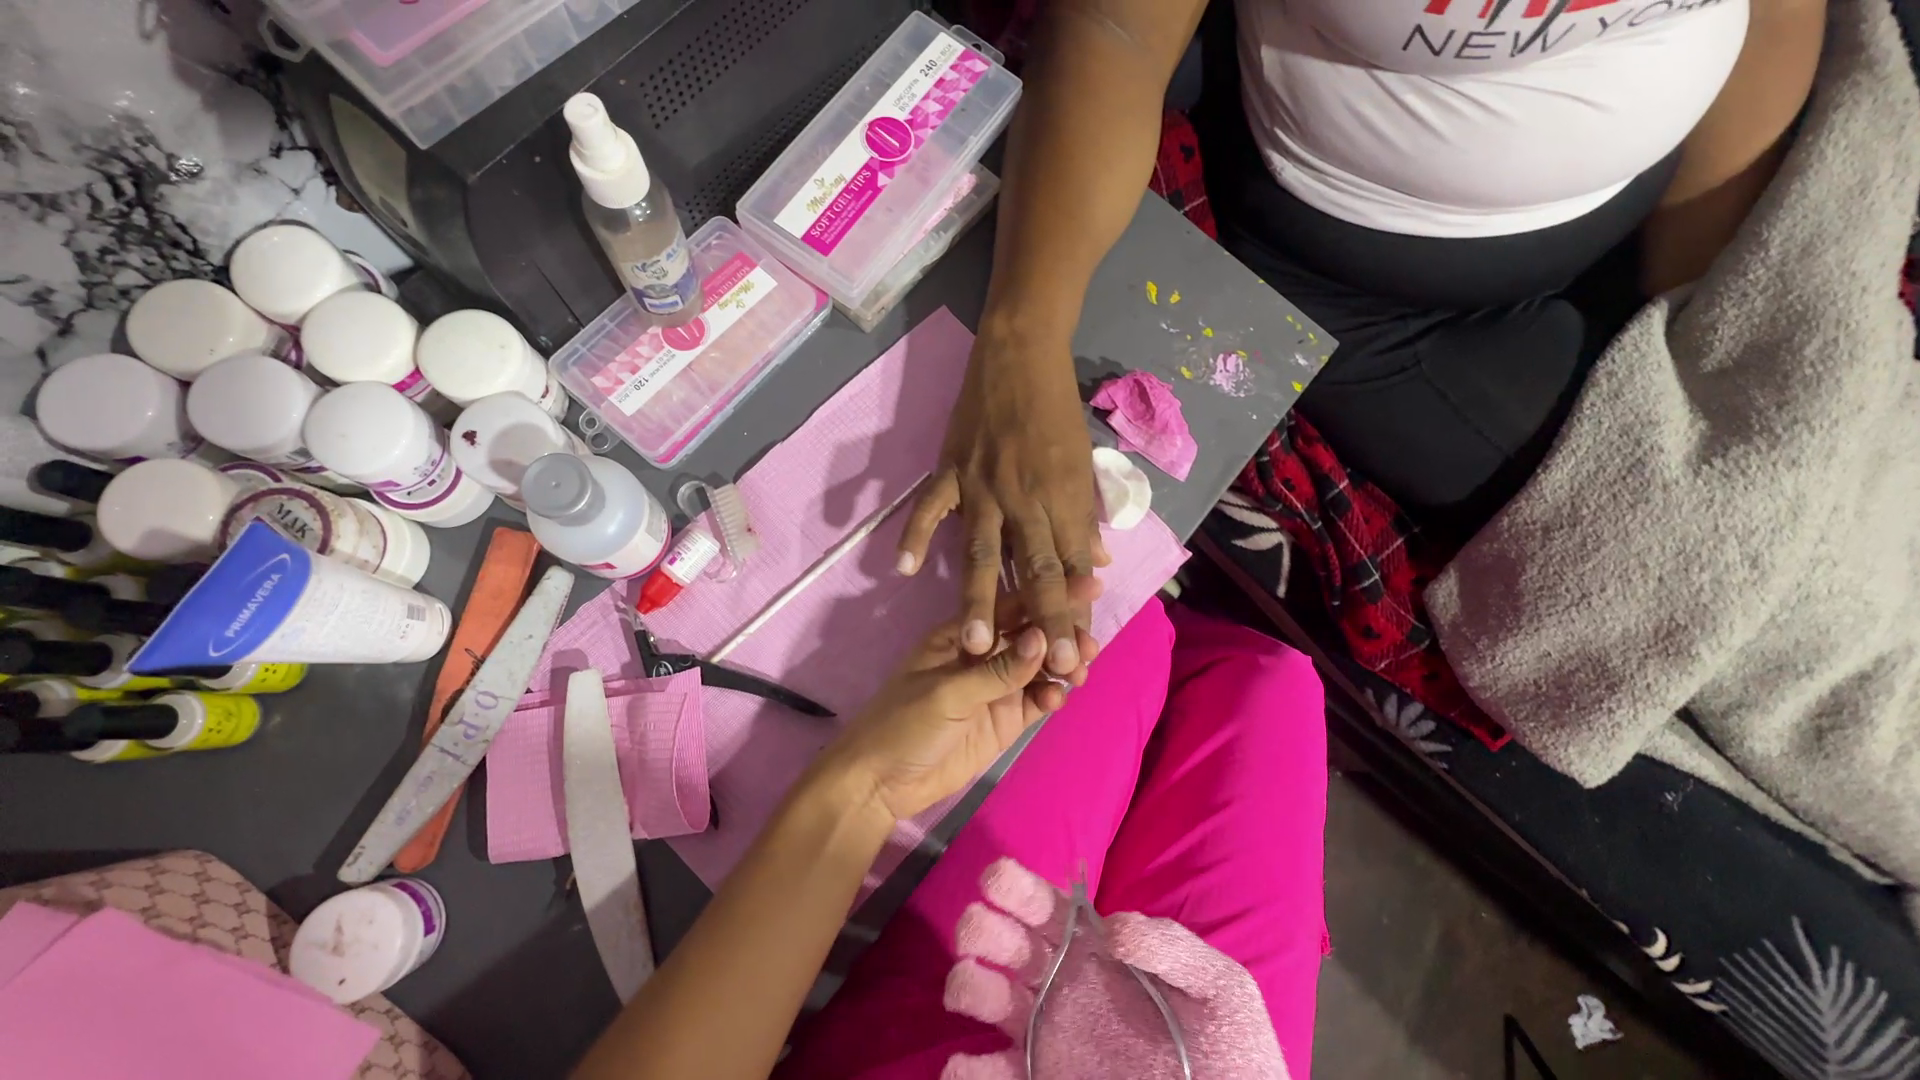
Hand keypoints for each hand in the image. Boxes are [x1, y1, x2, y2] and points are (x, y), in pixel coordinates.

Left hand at [812, 577, 1103, 823]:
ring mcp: (996, 688)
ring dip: (1062, 666)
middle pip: (1033, 635)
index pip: (1011, 606)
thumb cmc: (902, 723)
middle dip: (1063, 633)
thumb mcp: (947, 693)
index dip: (1047, 594)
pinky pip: (1035, 701)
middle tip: (1090, 641)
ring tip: (1079, 671)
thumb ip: (997, 669)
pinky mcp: (1004, 720)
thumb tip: (1044, 636)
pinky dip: (1051, 696)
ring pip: (1040, 668)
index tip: (1088, 584)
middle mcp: (983, 655)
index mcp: (962, 634)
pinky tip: (1058, 699)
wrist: (879, 782)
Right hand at [897, 331, 1109, 681]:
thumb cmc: (1057, 409)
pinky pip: (929, 508)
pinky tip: (902, 570)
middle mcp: (1025, 498)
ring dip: (981, 599)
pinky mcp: (949, 470)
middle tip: (1046, 672)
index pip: (1071, 565)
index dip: (1076, 612)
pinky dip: (915, 536)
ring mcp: (982, 486)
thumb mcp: (1083, 461)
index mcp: (1063, 497)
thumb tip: (1093, 563)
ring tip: (976, 645)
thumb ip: (1085, 515)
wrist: (1021, 353)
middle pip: (1035, 569)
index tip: (1079, 658)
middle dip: (1042, 622)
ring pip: (983, 551)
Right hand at [940, 858, 1288, 1079]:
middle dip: (981, 925)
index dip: (1015, 885)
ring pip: (984, 994)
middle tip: (983, 933)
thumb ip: (1171, 945)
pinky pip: (991, 1074)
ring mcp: (1047, 1034)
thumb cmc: (1232, 1049)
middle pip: (1003, 940)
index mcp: (1096, 949)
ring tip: (973, 989)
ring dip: (966, 982)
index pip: (1046, 906)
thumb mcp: (1221, 986)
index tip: (997, 881)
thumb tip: (1108, 927)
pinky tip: (963, 1066)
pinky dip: (965, 1071)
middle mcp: (1061, 983)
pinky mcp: (1040, 1079)